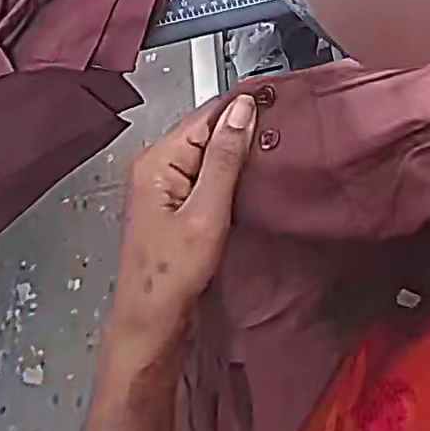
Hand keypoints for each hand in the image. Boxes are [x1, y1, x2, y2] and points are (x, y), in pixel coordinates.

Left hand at [107, 94, 257, 363]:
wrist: (152, 320)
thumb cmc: (170, 274)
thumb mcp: (206, 212)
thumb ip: (225, 157)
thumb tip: (241, 110)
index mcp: (157, 160)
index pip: (207, 114)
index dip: (242, 110)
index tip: (276, 110)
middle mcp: (155, 164)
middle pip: (207, 129)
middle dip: (242, 133)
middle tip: (277, 142)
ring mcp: (163, 182)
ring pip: (210, 150)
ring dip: (237, 155)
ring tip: (267, 162)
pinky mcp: (174, 198)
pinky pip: (207, 171)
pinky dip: (229, 173)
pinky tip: (246, 183)